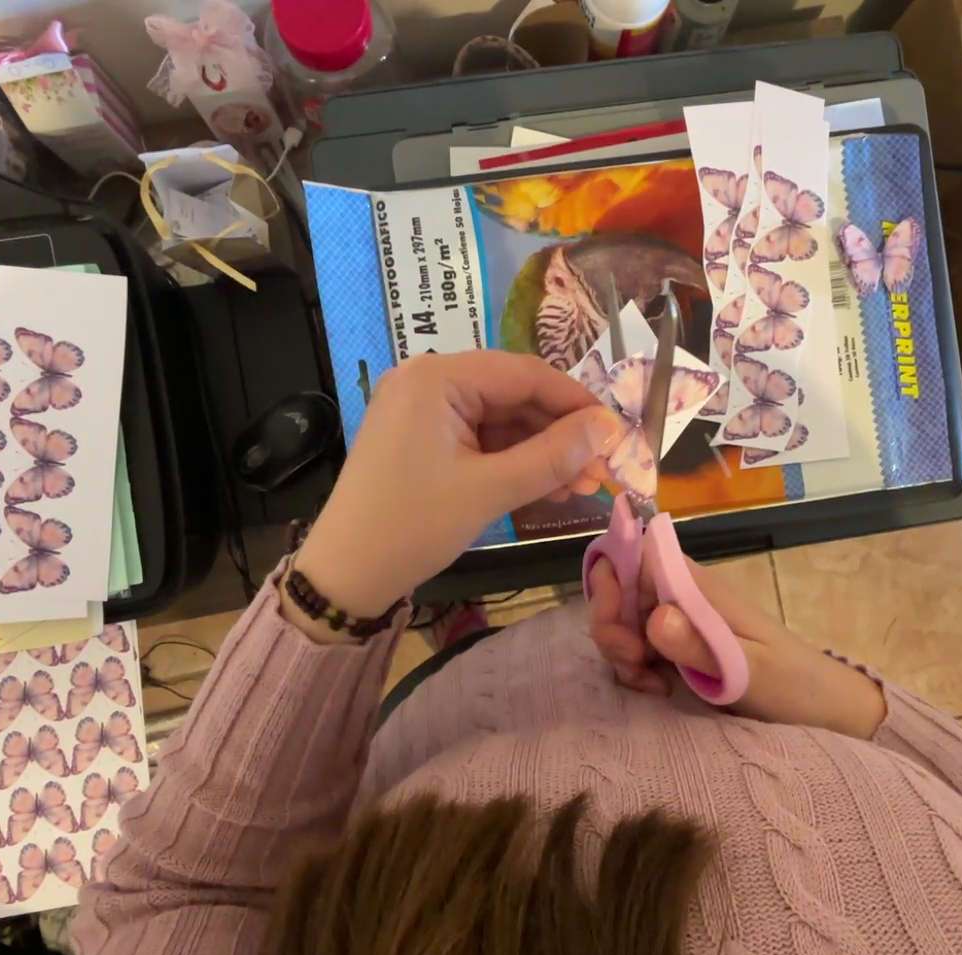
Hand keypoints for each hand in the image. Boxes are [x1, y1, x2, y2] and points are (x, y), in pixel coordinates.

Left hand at [293, 351, 625, 625]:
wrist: (346, 575)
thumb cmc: (413, 526)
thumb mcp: (490, 490)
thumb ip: (553, 455)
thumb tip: (608, 428)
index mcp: (437, 377)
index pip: (524, 373)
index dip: (576, 402)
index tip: (615, 434)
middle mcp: (427, 381)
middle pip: (513, 396)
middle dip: (560, 435)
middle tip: (600, 471)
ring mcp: (422, 410)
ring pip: (500, 421)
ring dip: (541, 453)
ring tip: (580, 487)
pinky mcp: (422, 438)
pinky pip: (480, 440)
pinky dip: (513, 462)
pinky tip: (546, 487)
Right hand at [587, 554, 887, 738]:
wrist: (817, 705)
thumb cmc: (789, 681)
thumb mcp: (749, 668)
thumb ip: (700, 645)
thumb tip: (654, 616)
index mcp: (696, 585)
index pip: (634, 554)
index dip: (610, 579)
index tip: (616, 624)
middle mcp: (679, 594)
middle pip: (617, 590)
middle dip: (610, 628)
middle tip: (634, 663)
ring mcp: (675, 620)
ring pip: (619, 621)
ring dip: (620, 653)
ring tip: (649, 682)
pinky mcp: (674, 646)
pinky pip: (632, 648)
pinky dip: (632, 668)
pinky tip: (656, 687)